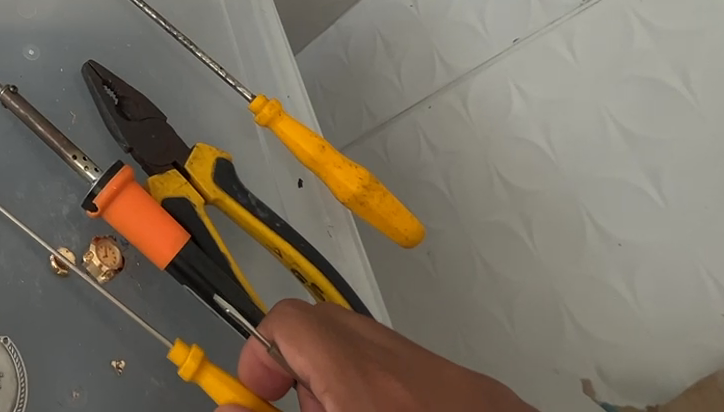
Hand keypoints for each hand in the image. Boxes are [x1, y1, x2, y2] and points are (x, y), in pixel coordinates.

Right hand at [221, 300, 536, 411]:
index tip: (257, 396)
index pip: (290, 322)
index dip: (262, 353)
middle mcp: (414, 368)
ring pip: (374, 348)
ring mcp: (462, 381)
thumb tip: (230, 409)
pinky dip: (394, 395)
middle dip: (302, 367)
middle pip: (328, 324)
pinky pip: (419, 373)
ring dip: (347, 381)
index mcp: (369, 386)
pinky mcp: (493, 396)